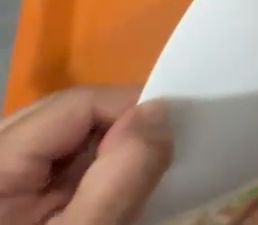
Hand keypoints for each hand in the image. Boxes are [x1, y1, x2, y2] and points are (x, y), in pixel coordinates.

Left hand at [0, 86, 171, 224]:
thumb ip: (123, 172)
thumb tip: (160, 110)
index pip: (75, 104)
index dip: (132, 110)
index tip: (171, 140)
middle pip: (57, 117)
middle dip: (115, 131)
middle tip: (149, 165)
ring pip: (49, 143)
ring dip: (97, 155)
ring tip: (119, 191)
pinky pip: (35, 171)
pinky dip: (75, 178)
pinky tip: (91, 204)